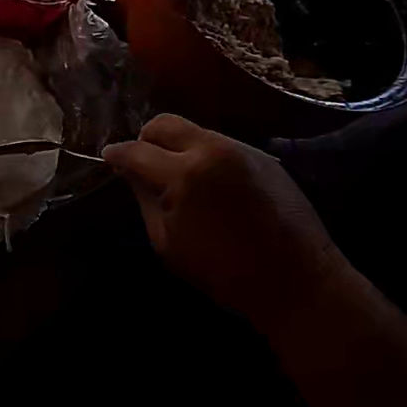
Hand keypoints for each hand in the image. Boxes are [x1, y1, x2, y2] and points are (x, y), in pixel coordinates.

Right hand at [103, 115, 352, 334]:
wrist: (299, 283)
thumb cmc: (223, 271)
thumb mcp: (167, 241)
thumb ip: (144, 199)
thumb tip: (129, 172)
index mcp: (185, 173)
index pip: (137, 151)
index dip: (116, 154)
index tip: (107, 158)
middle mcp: (213, 150)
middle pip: (165, 123)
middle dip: (145, 139)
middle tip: (141, 162)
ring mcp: (242, 150)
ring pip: (194, 131)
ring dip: (176, 147)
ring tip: (176, 176)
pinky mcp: (264, 158)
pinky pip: (220, 144)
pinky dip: (203, 156)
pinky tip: (209, 185)